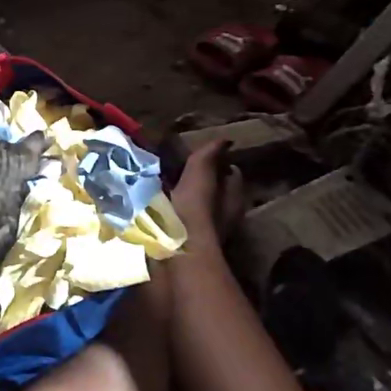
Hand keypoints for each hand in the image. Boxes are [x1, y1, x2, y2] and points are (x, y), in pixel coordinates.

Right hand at [169, 140, 236, 254]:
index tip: (203, 154)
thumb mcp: (201, 172)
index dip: (220, 163)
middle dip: (202, 181)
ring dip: (185, 197)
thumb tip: (226, 140)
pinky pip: (180, 220)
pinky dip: (172, 212)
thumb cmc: (194, 207)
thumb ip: (211, 154)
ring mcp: (205, 231)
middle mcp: (224, 216)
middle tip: (180, 168)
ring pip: (197, 207)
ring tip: (164, 183)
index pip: (232, 174)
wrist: (177, 250)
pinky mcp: (186, 242)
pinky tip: (157, 203)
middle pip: (215, 192)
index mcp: (233, 199)